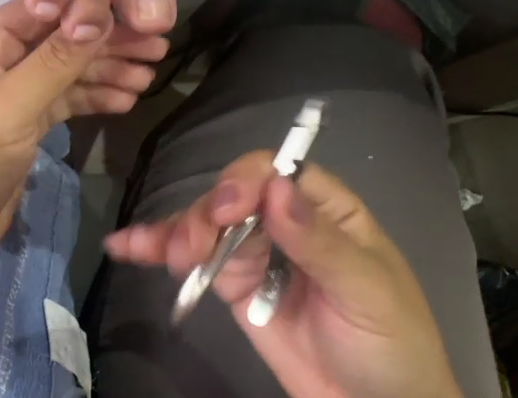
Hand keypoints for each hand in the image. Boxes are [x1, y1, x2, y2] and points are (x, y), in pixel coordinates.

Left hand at [0, 0, 168, 254]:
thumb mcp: (12, 106)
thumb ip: (56, 61)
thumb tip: (100, 16)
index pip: (45, 9)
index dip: (91, 9)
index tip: (137, 12)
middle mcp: (0, 57)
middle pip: (62, 39)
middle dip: (107, 44)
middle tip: (158, 47)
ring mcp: (15, 90)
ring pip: (69, 70)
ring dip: (107, 72)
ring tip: (150, 77)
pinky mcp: (27, 121)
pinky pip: (66, 99)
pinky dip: (94, 98)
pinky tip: (126, 101)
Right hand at [105, 155, 462, 397]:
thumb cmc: (393, 345)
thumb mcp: (368, 292)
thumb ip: (320, 242)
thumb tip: (276, 187)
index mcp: (324, 207)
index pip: (275, 172)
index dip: (245, 181)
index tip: (227, 209)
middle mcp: (283, 219)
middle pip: (231, 194)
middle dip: (206, 214)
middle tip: (191, 247)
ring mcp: (256, 252)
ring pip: (206, 223)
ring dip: (179, 231)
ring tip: (165, 257)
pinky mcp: (234, 286)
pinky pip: (194, 260)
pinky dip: (157, 249)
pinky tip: (125, 245)